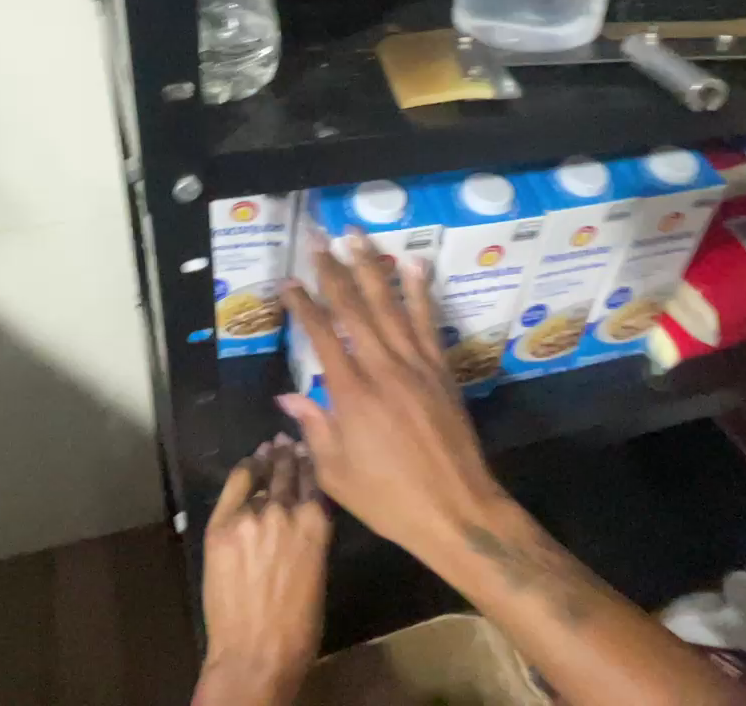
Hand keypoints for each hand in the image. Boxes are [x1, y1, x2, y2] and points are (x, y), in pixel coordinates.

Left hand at [194, 437, 330, 705]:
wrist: (255, 653)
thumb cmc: (297, 624)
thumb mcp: (318, 570)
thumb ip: (310, 533)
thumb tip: (303, 510)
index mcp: (317, 523)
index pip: (315, 478)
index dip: (311, 461)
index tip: (308, 449)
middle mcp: (286, 509)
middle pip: (289, 470)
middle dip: (289, 455)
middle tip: (287, 443)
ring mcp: (252, 514)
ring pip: (264, 474)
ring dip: (269, 459)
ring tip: (271, 448)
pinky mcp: (223, 523)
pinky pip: (236, 484)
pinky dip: (245, 469)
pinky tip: (249, 462)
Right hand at [277, 231, 506, 560]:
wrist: (456, 510)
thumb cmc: (389, 499)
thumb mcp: (336, 474)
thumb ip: (314, 428)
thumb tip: (288, 397)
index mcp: (351, 394)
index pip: (321, 335)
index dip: (303, 305)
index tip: (288, 281)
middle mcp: (382, 368)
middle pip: (353, 309)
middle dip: (333, 270)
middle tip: (318, 238)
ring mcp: (416, 365)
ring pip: (389, 305)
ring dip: (371, 267)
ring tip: (357, 235)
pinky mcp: (441, 370)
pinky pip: (428, 322)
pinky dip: (420, 291)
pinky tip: (414, 263)